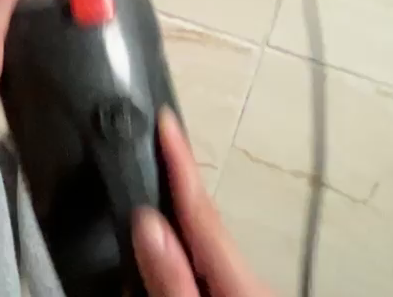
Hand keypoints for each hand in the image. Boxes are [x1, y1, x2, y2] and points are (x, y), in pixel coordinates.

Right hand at [132, 110, 270, 296]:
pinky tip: (166, 255)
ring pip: (204, 246)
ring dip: (175, 221)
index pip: (200, 208)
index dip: (180, 158)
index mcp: (241, 282)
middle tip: (141, 142)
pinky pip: (207, 267)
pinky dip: (185, 253)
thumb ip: (172, 280)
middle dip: (173, 182)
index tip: (166, 114)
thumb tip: (145, 218)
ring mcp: (251, 292)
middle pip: (203, 223)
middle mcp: (252, 282)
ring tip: (143, 196)